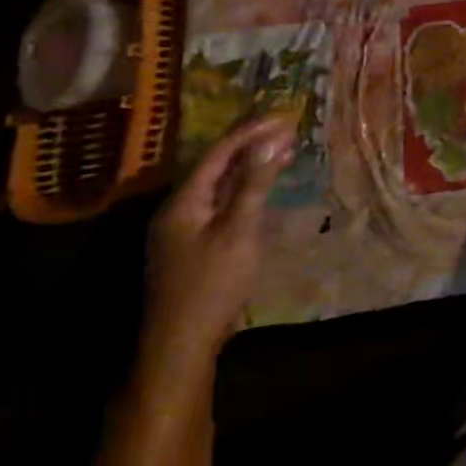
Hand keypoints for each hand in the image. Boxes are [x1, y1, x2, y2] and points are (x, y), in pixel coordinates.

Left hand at [142, 115, 295, 355]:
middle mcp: (178, 208)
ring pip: (220, 186)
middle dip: (252, 146)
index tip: (282, 117)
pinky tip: (262, 189)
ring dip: (250, 167)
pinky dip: (244, 191)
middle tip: (287, 129)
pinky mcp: (193, 247)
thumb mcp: (238, 230)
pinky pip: (220, 204)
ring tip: (284, 152)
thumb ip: (253, 184)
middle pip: (217, 166)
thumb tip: (269, 141)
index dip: (251, 131)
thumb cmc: (212, 285)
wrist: (181, 348)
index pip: (219, 152)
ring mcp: (183, 229)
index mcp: (183, 200)